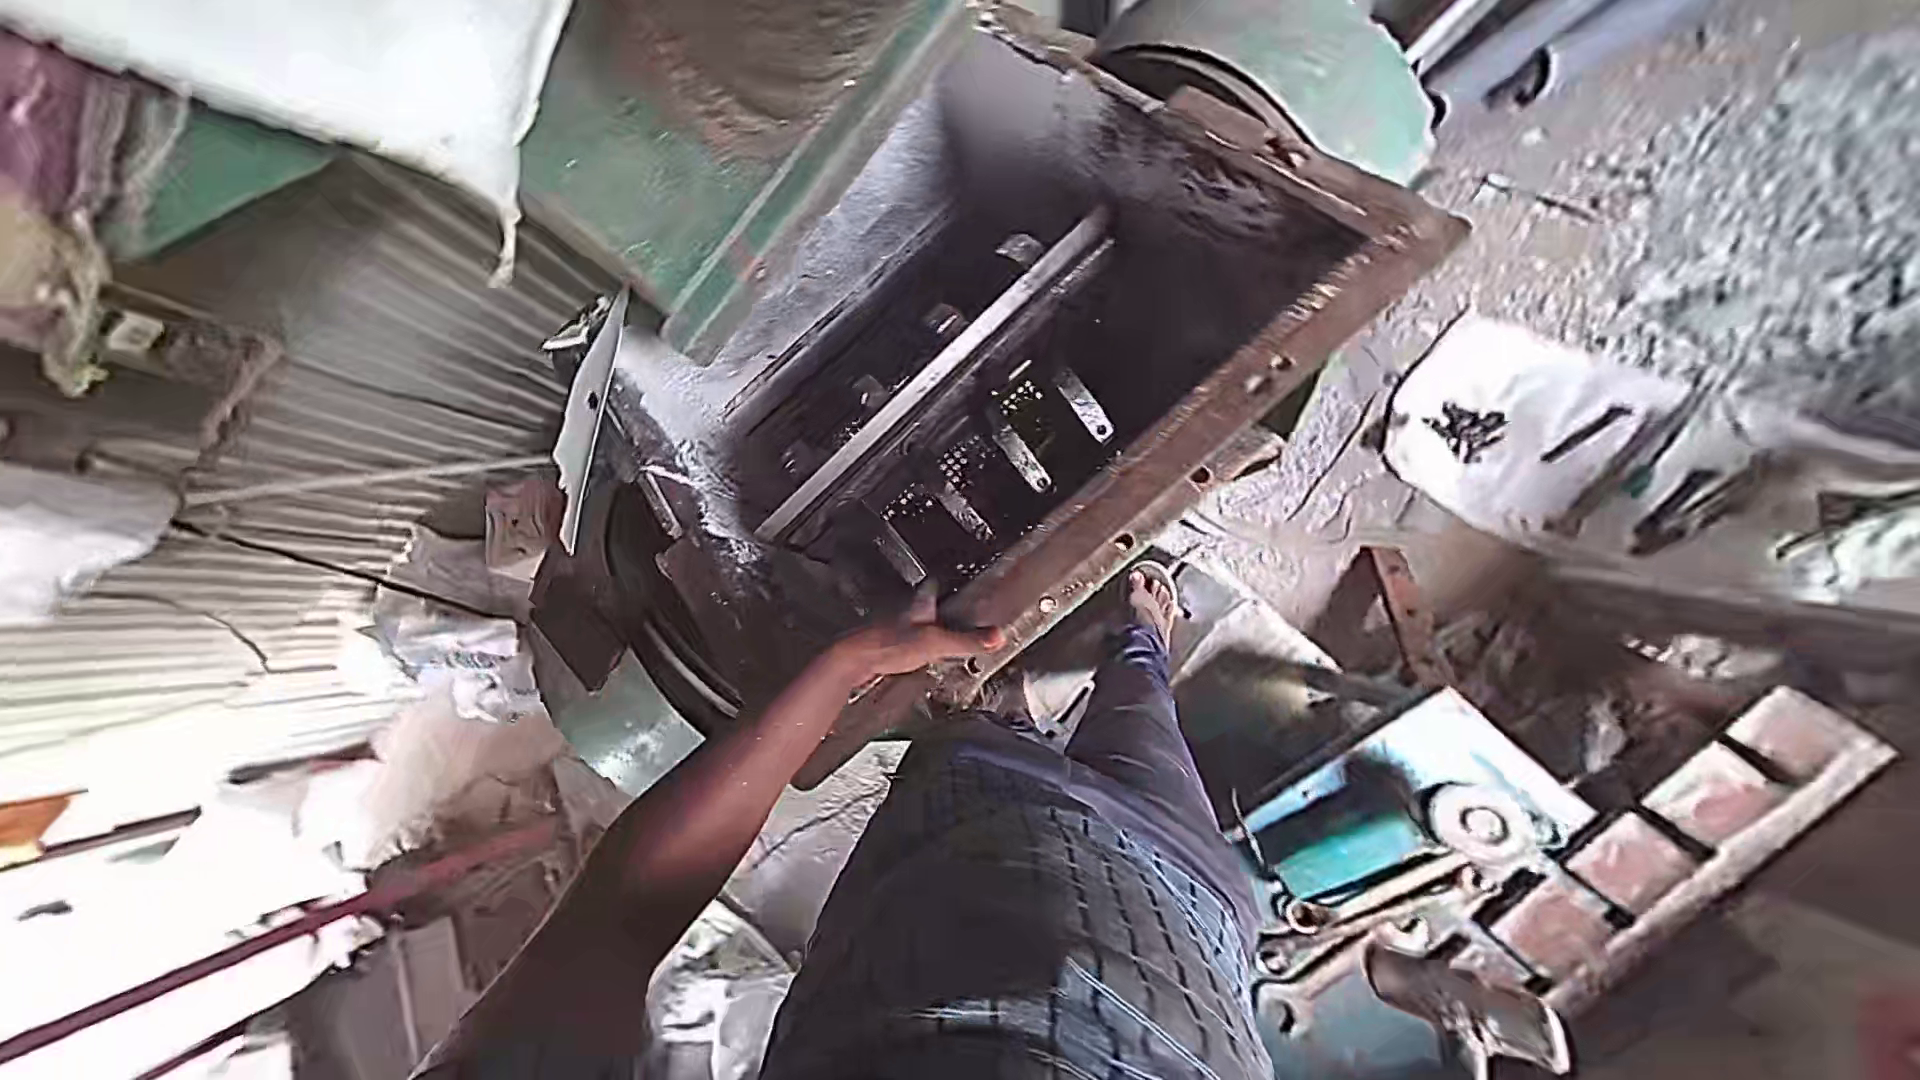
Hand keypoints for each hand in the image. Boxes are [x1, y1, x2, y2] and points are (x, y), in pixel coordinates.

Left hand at [830, 582, 1004, 682]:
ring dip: (925, 627)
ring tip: (938, 634)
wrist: (852, 661)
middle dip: (937, 606)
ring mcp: (892, 630)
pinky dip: (913, 647)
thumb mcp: (935, 643)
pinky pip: (904, 643)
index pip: (934, 586)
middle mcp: (905, 613)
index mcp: (919, 605)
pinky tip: (916, 657)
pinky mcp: (884, 648)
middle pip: (924, 604)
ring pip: (913, 623)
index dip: (944, 582)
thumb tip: (997, 636)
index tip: (955, 579)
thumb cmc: (887, 645)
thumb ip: (967, 640)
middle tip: (951, 609)